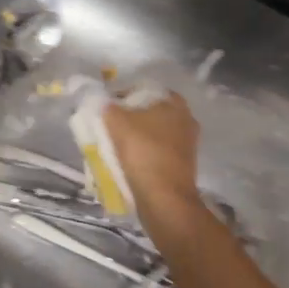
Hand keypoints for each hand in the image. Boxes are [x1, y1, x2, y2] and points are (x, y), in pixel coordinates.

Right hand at [105, 94, 206, 229]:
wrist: (164, 198)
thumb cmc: (143, 153)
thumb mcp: (117, 123)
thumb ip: (107, 107)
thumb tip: (102, 101)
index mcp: (174, 104)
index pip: (146, 89)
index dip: (124, 95)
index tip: (107, 107)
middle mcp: (186, 120)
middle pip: (151, 112)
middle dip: (130, 117)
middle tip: (109, 125)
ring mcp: (186, 143)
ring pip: (154, 132)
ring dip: (136, 136)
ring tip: (115, 144)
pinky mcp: (182, 163)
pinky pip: (158, 150)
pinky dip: (144, 152)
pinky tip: (128, 160)